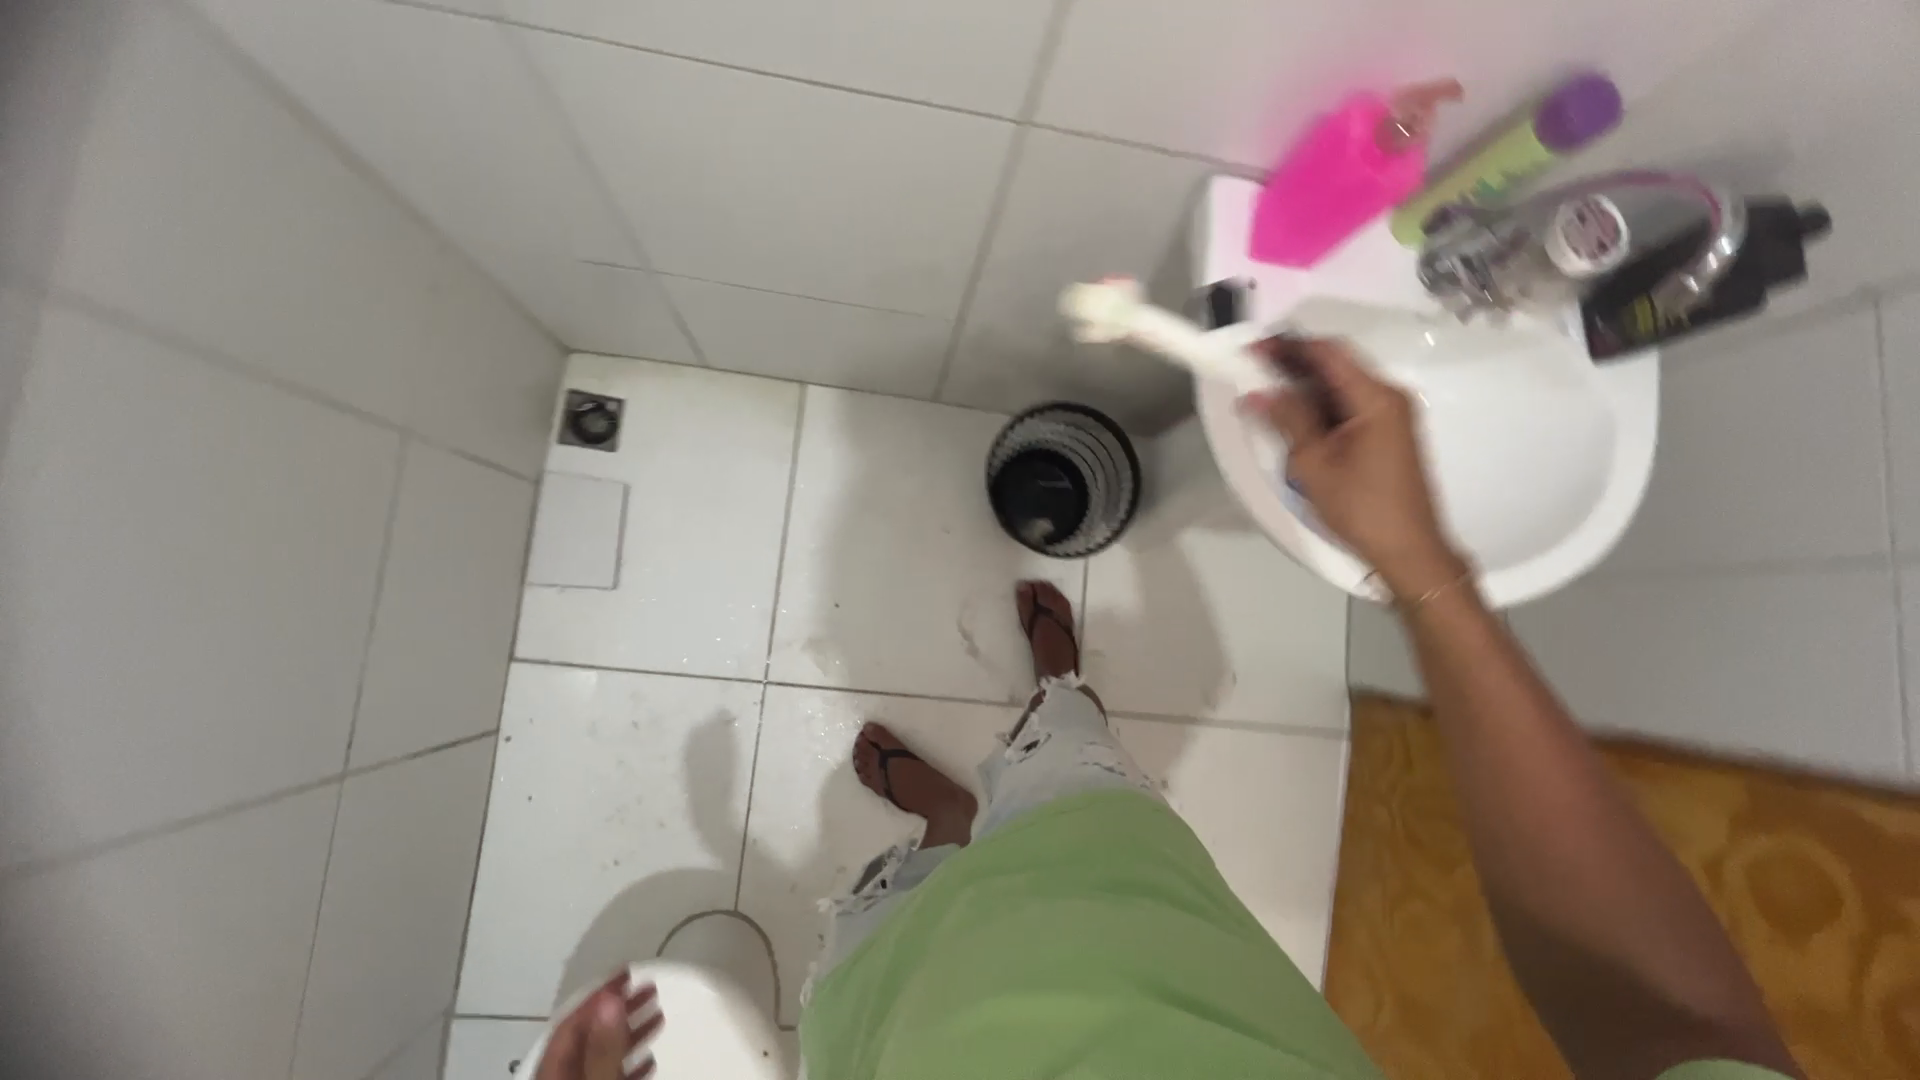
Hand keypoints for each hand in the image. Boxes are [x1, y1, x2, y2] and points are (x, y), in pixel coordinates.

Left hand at [533, 974, 662, 1079]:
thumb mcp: (599, 1078)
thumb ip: (603, 1045)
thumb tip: (611, 998)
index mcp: (552, 1068)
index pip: (573, 1021)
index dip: (599, 994)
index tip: (628, 971)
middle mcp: (559, 1074)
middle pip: (588, 1034)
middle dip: (620, 1008)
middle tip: (651, 987)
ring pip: (601, 1053)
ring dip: (630, 1032)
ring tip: (658, 1014)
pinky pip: (607, 1073)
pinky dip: (627, 1061)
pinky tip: (648, 1057)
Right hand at [1242, 337, 1464, 595]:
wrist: (1408, 548)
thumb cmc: (1360, 507)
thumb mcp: (1313, 463)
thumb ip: (1287, 420)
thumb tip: (1258, 392)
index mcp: (1375, 398)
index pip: (1328, 352)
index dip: (1289, 346)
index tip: (1253, 350)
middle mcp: (1389, 396)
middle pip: (1336, 365)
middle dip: (1293, 365)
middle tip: (1252, 373)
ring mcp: (1391, 415)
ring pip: (1341, 386)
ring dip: (1304, 387)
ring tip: (1265, 397)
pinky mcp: (1387, 433)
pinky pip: (1348, 406)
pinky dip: (1319, 407)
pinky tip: (1293, 419)